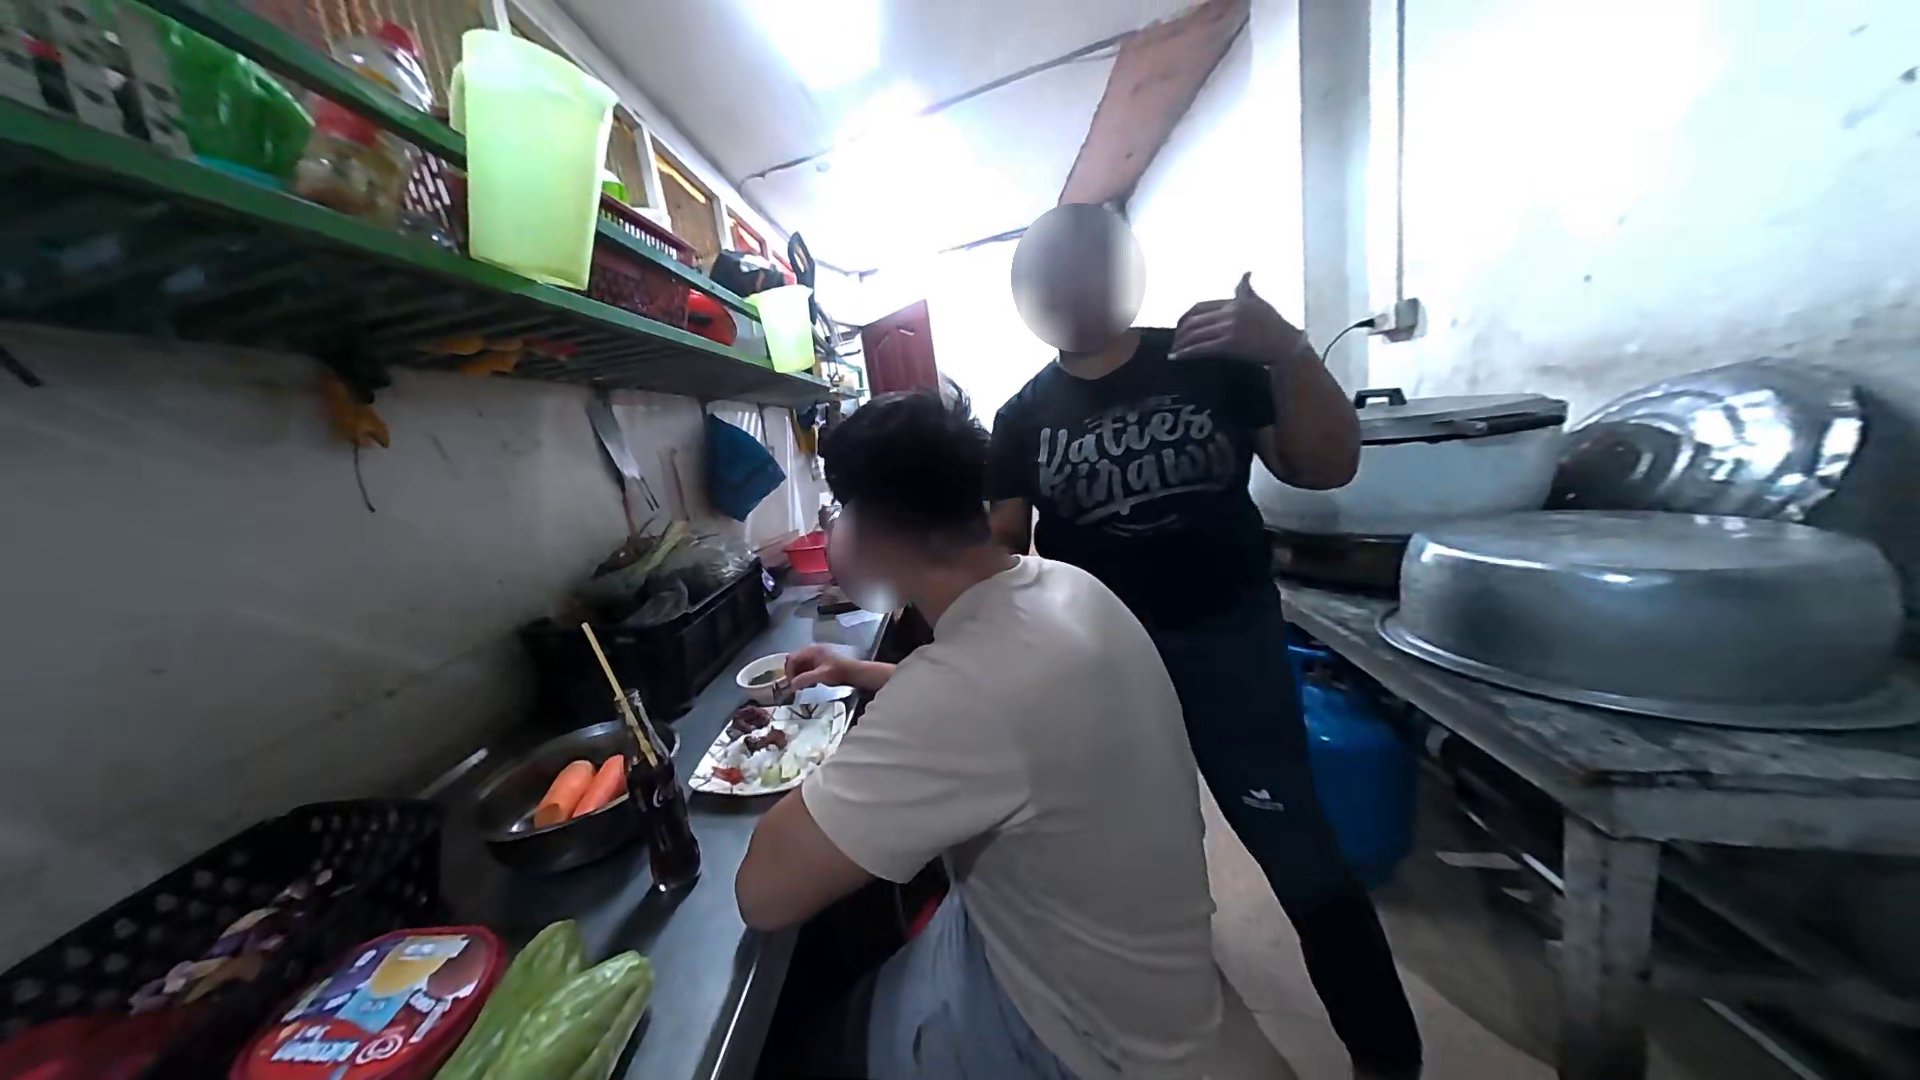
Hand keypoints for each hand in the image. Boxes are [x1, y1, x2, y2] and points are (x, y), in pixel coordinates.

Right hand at [784, 644, 850, 691]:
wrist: (854, 672)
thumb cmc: (838, 672)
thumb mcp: (820, 676)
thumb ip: (804, 679)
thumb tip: (791, 686)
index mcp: (811, 650)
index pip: (792, 659)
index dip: (789, 672)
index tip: (791, 684)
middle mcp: (812, 649)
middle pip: (795, 660)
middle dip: (793, 673)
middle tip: (795, 686)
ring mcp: (816, 654)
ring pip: (800, 664)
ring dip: (799, 675)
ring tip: (803, 686)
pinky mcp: (820, 660)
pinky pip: (807, 666)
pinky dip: (805, 675)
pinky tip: (810, 683)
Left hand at [1168, 272, 1313, 367]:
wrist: (1285, 346)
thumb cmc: (1273, 325)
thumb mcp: (1259, 302)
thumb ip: (1246, 289)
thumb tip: (1246, 273)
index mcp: (1234, 302)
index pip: (1199, 307)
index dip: (1185, 318)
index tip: (1178, 327)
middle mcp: (1230, 312)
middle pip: (1193, 320)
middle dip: (1179, 333)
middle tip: (1173, 343)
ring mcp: (1229, 328)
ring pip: (1194, 334)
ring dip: (1179, 344)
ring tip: (1173, 352)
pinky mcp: (1229, 344)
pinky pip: (1200, 348)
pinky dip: (1185, 353)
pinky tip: (1177, 357)